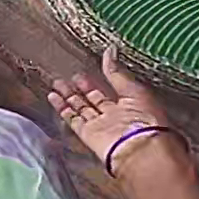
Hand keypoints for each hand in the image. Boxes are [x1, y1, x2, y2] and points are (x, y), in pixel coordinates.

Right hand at [47, 49, 191, 191]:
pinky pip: (72, 119)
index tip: (84, 72)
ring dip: (68, 96)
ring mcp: (100, 125)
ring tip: (56, 84)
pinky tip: (53, 97)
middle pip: (93, 100)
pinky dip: (62, 108)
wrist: (140, 148)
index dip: (97, 82)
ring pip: (80, 108)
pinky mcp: (87, 134)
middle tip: (68, 77)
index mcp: (130, 105)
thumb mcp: (133, 90)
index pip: (110, 91)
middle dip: (81, 88)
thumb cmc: (145, 119)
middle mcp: (114, 116)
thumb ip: (116, 72)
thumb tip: (110, 49)